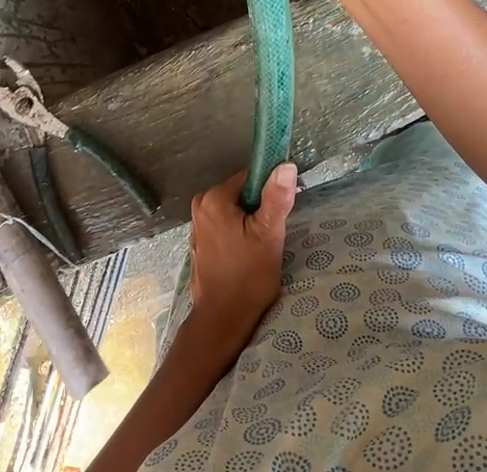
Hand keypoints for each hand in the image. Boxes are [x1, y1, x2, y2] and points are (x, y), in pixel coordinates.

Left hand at [187, 163, 298, 341]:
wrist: (223, 319)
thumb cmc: (248, 276)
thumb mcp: (269, 234)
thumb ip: (277, 197)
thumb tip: (286, 165)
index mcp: (213, 198)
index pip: (250, 177)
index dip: (272, 188)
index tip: (288, 205)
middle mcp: (200, 206)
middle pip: (242, 194)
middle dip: (262, 207)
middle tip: (276, 231)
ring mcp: (198, 225)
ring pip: (234, 211)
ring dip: (251, 222)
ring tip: (264, 246)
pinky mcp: (201, 243)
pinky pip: (225, 226)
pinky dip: (239, 233)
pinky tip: (249, 254)